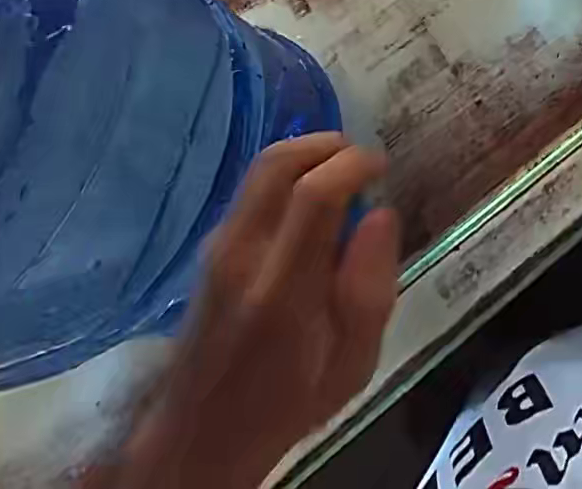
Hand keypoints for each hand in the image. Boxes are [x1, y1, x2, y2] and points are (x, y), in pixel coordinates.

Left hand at [101, 134, 400, 488]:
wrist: (199, 436)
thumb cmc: (291, 401)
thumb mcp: (355, 362)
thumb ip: (373, 287)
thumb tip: (382, 213)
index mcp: (282, 290)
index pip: (315, 195)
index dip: (354, 164)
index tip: (382, 167)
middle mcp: (242, 256)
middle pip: (278, 163)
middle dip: (329, 144)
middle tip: (364, 160)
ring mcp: (219, 247)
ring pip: (262, 167)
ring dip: (310, 152)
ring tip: (344, 172)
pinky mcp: (212, 245)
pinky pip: (254, 186)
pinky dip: (292, 171)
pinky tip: (316, 195)